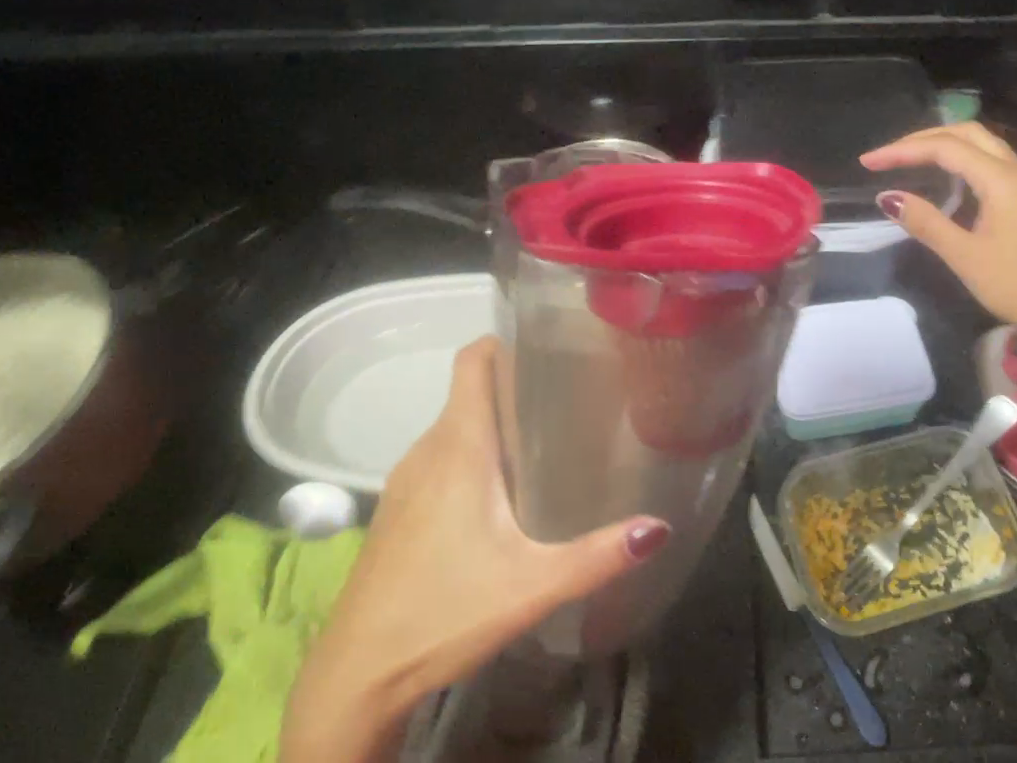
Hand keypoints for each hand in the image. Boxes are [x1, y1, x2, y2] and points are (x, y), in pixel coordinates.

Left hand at [284, 338, 667, 761]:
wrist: (356, 675)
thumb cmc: (443, 613)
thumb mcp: (533, 585)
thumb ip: (599, 555)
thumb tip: (659, 527)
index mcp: (458, 447)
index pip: (472, 360)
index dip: (508, 340)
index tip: (556, 346)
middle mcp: (427, 451)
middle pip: (473, 391)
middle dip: (521, 385)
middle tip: (578, 397)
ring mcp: (406, 482)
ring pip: (458, 427)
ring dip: (499, 422)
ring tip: (553, 440)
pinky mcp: (400, 511)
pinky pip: (444, 458)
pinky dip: (477, 455)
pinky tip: (510, 493)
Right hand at [861, 123, 1016, 356]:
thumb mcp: (965, 256)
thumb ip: (926, 222)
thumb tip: (888, 197)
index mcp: (1002, 179)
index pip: (945, 148)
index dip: (902, 150)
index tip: (868, 163)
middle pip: (967, 134)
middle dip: (924, 138)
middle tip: (888, 155)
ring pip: (984, 146)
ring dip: (946, 146)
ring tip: (910, 161)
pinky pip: (994, 164)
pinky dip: (964, 161)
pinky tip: (947, 181)